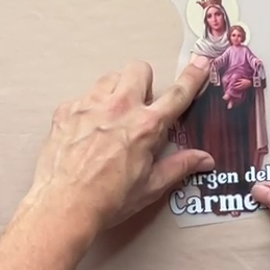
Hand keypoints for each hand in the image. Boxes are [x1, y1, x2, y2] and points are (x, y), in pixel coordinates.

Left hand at [24, 59, 212, 236]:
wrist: (64, 206)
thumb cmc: (109, 200)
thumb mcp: (150, 186)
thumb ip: (179, 166)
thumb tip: (205, 159)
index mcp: (146, 126)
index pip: (177, 94)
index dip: (193, 77)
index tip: (201, 63)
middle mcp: (119, 107)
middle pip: (139, 69)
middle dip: (143, 83)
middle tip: (140, 106)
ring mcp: (90, 105)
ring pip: (109, 78)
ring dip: (116, 91)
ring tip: (112, 116)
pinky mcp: (66, 110)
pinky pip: (83, 97)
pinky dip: (89, 109)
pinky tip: (86, 132)